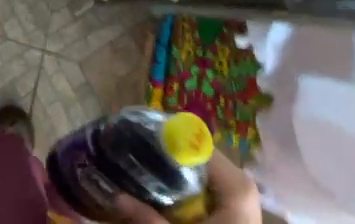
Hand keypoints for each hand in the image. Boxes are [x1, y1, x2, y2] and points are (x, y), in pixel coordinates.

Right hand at [111, 151, 261, 223]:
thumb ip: (148, 218)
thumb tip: (114, 195)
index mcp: (236, 185)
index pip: (196, 144)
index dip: (165, 140)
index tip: (136, 139)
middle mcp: (240, 183)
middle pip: (196, 157)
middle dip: (166, 158)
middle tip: (135, 157)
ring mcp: (239, 198)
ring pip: (199, 173)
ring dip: (173, 174)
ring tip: (144, 173)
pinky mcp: (234, 210)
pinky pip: (206, 189)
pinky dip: (185, 190)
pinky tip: (164, 197)